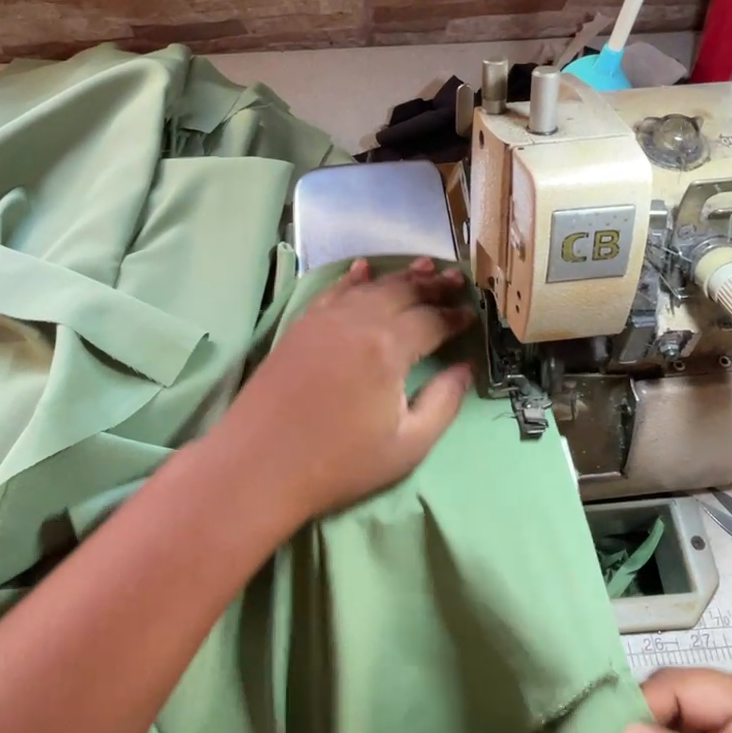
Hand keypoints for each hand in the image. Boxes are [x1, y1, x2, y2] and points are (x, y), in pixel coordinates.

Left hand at [210, 257, 475, 521]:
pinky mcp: (301, 326)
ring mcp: (325, 320)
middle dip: (434, 286)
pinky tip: (364, 269)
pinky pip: (334, 291)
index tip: (472, 314)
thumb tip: (464, 367)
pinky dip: (354, 278)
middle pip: (404, 292)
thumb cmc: (339, 464)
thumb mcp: (406, 446)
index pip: (432, 320)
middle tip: (457, 279)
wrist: (258, 465)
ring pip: (371, 287)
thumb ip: (443, 402)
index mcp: (388, 349)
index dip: (455, 316)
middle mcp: (358, 322)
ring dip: (401, 276)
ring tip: (425, 267)